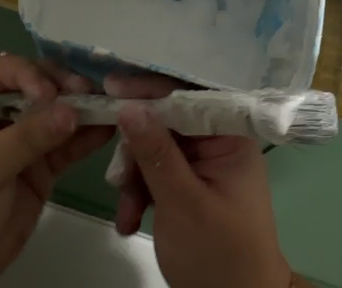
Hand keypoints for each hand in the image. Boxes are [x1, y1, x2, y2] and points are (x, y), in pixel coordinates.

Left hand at [0, 54, 112, 287]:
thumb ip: (26, 139)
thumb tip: (71, 110)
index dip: (24, 72)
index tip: (47, 92)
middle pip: (33, 85)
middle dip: (60, 87)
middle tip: (87, 95)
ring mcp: (21, 143)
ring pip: (55, 113)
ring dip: (80, 109)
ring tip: (108, 107)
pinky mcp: (41, 169)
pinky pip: (67, 146)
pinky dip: (87, 137)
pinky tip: (108, 129)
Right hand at [108, 74, 292, 287]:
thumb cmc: (217, 255)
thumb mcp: (182, 203)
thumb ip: (155, 152)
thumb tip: (128, 105)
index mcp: (230, 136)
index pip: (188, 95)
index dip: (150, 88)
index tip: (111, 87)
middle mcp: (218, 142)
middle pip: (166, 123)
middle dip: (138, 150)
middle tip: (119, 178)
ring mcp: (203, 166)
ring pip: (156, 150)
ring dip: (135, 179)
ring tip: (127, 213)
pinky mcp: (189, 188)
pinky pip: (157, 176)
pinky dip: (140, 194)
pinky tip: (130, 221)